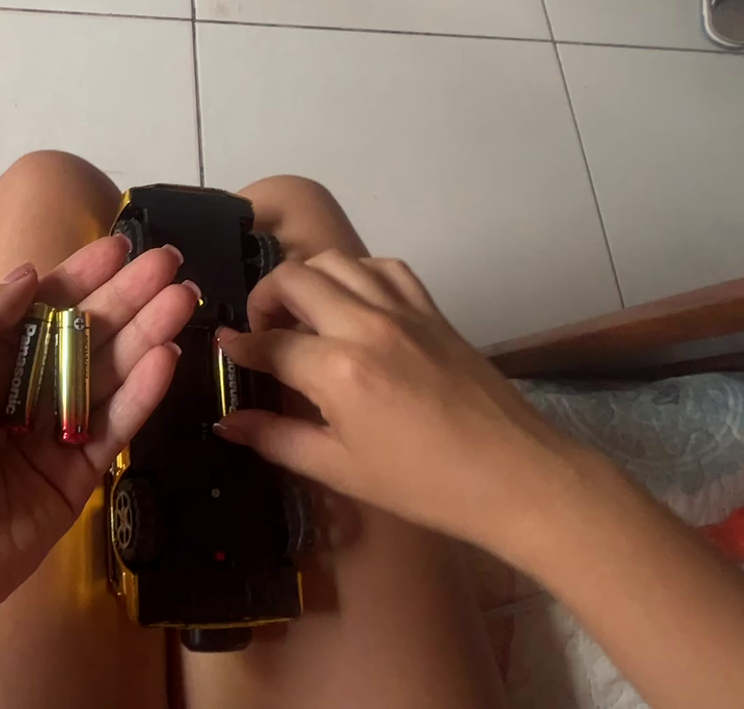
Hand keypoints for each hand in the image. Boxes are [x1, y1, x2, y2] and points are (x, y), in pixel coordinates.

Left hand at [0, 236, 195, 639]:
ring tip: (184, 298)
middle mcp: (26, 388)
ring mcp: (56, 431)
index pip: (44, 306)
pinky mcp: (81, 475)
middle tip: (171, 263)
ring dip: (147, 334)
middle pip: (86, 333)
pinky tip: (168, 356)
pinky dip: (143, 393)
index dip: (82, 274)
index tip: (121, 246)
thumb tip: (29, 272)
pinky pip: (115, 426)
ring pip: (110, 373)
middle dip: (127, 296)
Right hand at [212, 249, 591, 558]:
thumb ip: (276, 439)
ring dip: (306, 278)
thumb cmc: (425, 485)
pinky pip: (383, 266)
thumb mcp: (341, 470)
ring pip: (335, 260)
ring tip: (303, 311)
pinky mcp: (430, 309)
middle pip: (293, 280)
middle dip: (264, 299)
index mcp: (338, 371)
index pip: (269, 343)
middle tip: (264, 330)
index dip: (239, 345)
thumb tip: (226, 421)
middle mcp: (364, 326)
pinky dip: (356, 272)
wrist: (518, 478)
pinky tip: (353, 301)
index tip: (226, 347)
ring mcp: (401, 310)